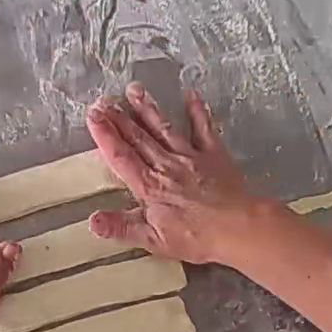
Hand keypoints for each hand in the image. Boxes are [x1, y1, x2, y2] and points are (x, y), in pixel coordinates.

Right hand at [85, 83, 268, 263]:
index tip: (93, 116)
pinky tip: (190, 95)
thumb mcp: (152, 240)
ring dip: (147, 109)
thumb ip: (121, 227)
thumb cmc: (195, 237)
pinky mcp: (213, 155)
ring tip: (134, 90)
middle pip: (138, 138)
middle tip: (103, 100)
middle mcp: (166, 165)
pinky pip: (203, 128)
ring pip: (164, 128)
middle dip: (118, 117)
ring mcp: (190, 157)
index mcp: (149, 186)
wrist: (238, 227)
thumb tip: (92, 221)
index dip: (105, 135)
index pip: (121, 156)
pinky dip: (197, 111)